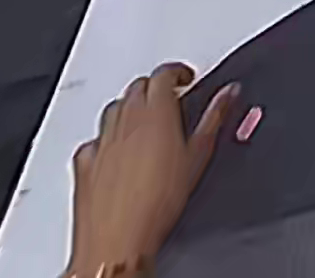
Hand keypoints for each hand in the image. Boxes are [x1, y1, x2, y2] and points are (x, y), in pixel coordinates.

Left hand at [67, 64, 240, 276]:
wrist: (118, 242)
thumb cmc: (159, 201)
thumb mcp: (199, 154)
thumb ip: (215, 116)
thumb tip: (229, 91)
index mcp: (156, 111)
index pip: (163, 74)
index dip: (177, 71)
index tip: (187, 78)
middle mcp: (127, 120)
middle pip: (138, 86)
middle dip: (155, 86)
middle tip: (171, 96)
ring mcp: (103, 142)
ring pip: (114, 107)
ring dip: (130, 106)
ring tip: (145, 118)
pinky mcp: (85, 165)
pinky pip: (93, 139)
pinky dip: (105, 137)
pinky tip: (113, 147)